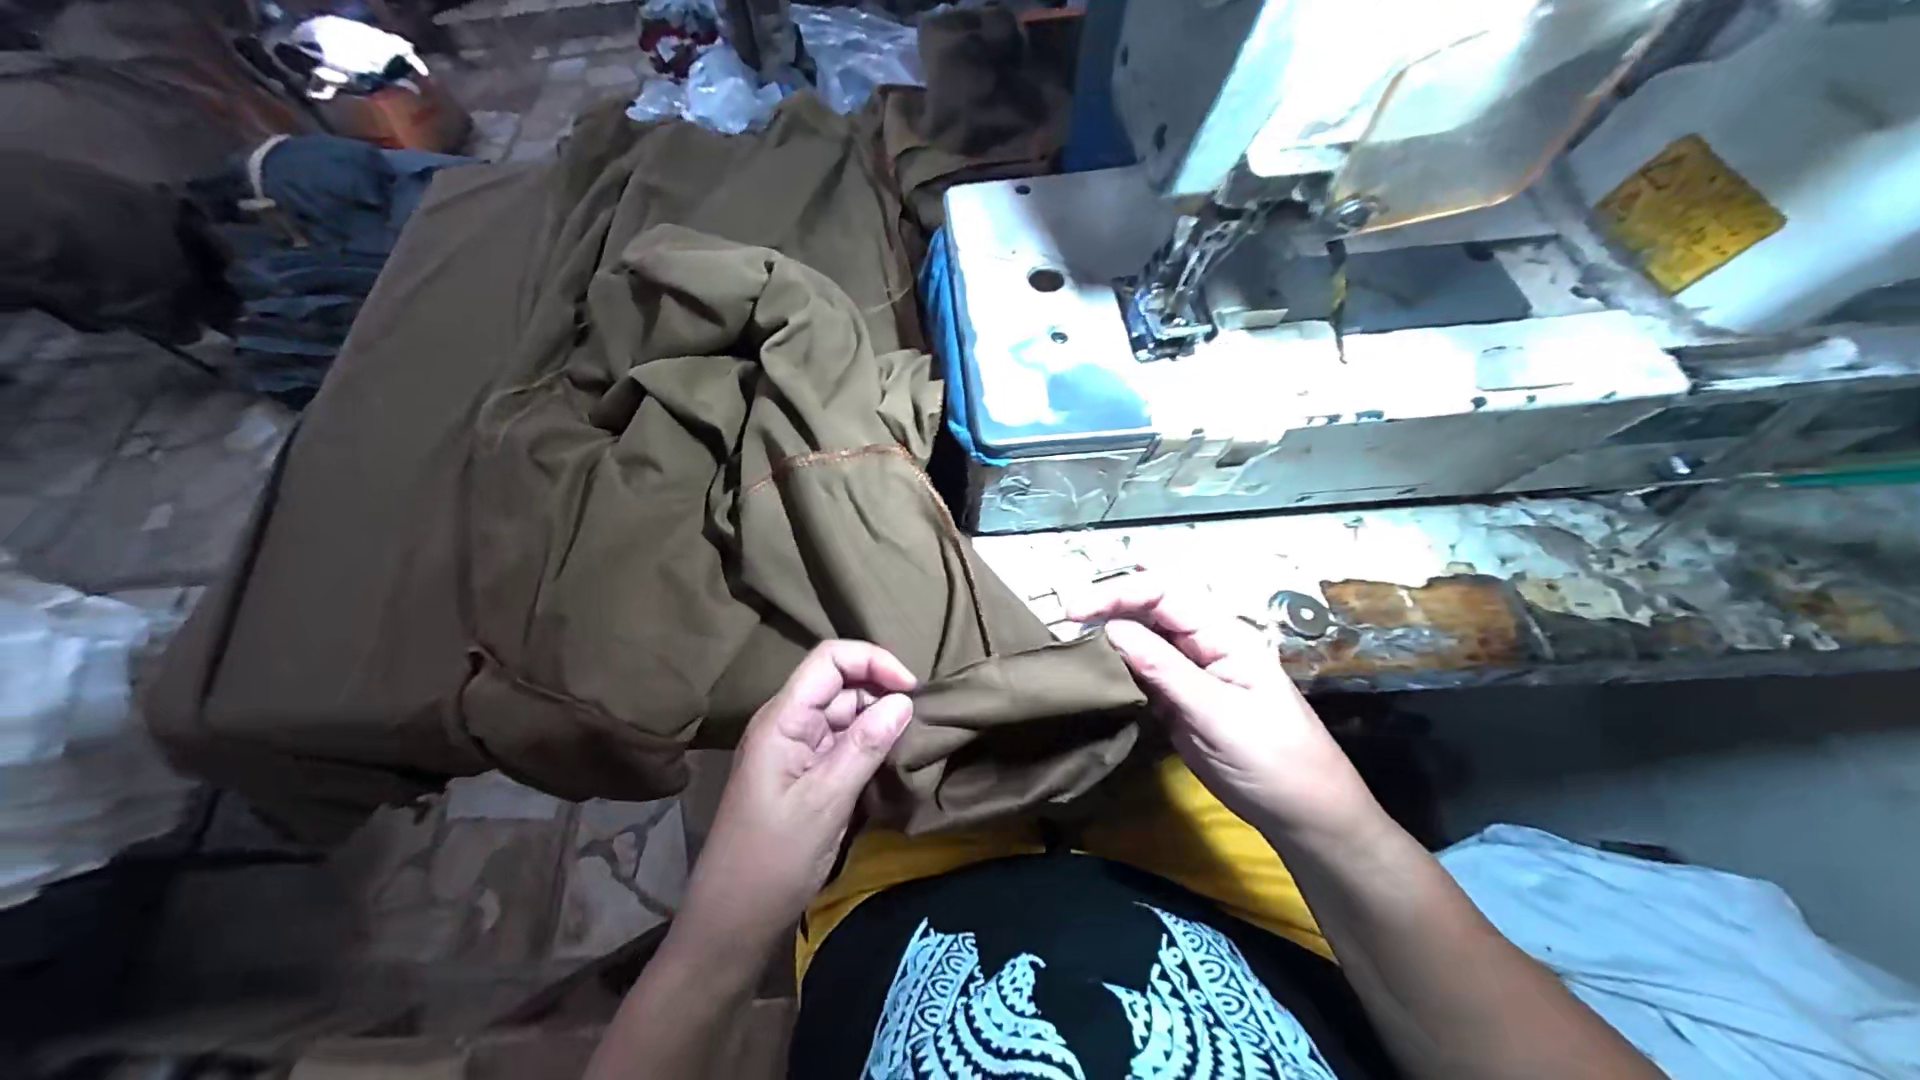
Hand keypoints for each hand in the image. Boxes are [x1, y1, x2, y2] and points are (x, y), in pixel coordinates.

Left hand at [676, 641, 916, 948]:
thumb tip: (904, 701)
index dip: (873, 661)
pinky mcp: (804, 773)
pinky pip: (841, 742)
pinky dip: (868, 744)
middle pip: (840, 683)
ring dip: (878, 720)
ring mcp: (795, 748)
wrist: (731, 923)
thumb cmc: (772, 860)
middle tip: (918, 723)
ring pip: (845, 713)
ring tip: (909, 743)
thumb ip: (866, 745)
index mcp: (782, 719)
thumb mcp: (826, 801)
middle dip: (881, 692)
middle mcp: (787, 723)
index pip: (830, 659)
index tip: (911, 689)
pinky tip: (889, 761)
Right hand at [1067, 576, 1377, 839]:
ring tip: (1069, 645)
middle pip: (1148, 610)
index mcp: (1223, 635)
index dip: (1119, 593)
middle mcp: (1202, 645)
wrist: (1302, 816)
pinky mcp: (1175, 701)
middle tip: (1063, 623)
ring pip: (1140, 641)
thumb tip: (1111, 629)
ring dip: (1105, 638)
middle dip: (1106, 607)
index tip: (1075, 610)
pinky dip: (1113, 670)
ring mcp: (1187, 673)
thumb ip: (1165, 669)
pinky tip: (1092, 673)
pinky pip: (1139, 674)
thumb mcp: (1219, 714)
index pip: (1165, 594)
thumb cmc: (1275, 760)